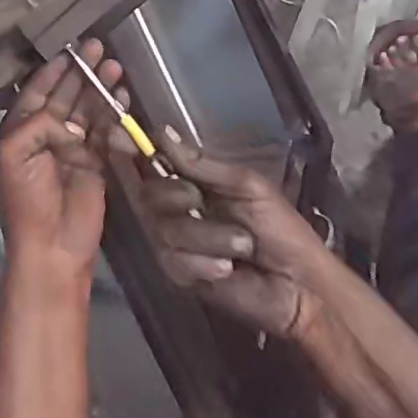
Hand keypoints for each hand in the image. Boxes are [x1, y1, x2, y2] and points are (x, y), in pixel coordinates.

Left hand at [0, 40, 123, 278]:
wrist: (53, 244)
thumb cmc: (27, 199)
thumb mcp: (13, 155)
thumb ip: (35, 123)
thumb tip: (66, 118)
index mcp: (19, 132)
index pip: (35, 92)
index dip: (51, 71)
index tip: (68, 51)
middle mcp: (45, 135)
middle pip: (65, 94)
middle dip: (81, 71)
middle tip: (98, 47)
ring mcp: (72, 147)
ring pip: (87, 108)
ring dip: (99, 86)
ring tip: (114, 65)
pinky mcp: (95, 160)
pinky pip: (104, 128)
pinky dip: (113, 110)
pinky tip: (122, 93)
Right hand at [130, 130, 331, 336]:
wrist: (300, 284)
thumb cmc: (280, 228)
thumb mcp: (246, 186)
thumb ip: (201, 165)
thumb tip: (161, 132)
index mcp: (193, 182)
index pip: (150, 162)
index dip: (130, 149)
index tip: (117, 134)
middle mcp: (177, 210)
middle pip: (147, 194)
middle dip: (175, 195)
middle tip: (202, 200)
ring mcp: (175, 243)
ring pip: (163, 229)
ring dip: (205, 235)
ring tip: (242, 245)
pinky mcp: (179, 275)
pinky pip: (173, 260)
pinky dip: (203, 262)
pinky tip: (228, 268)